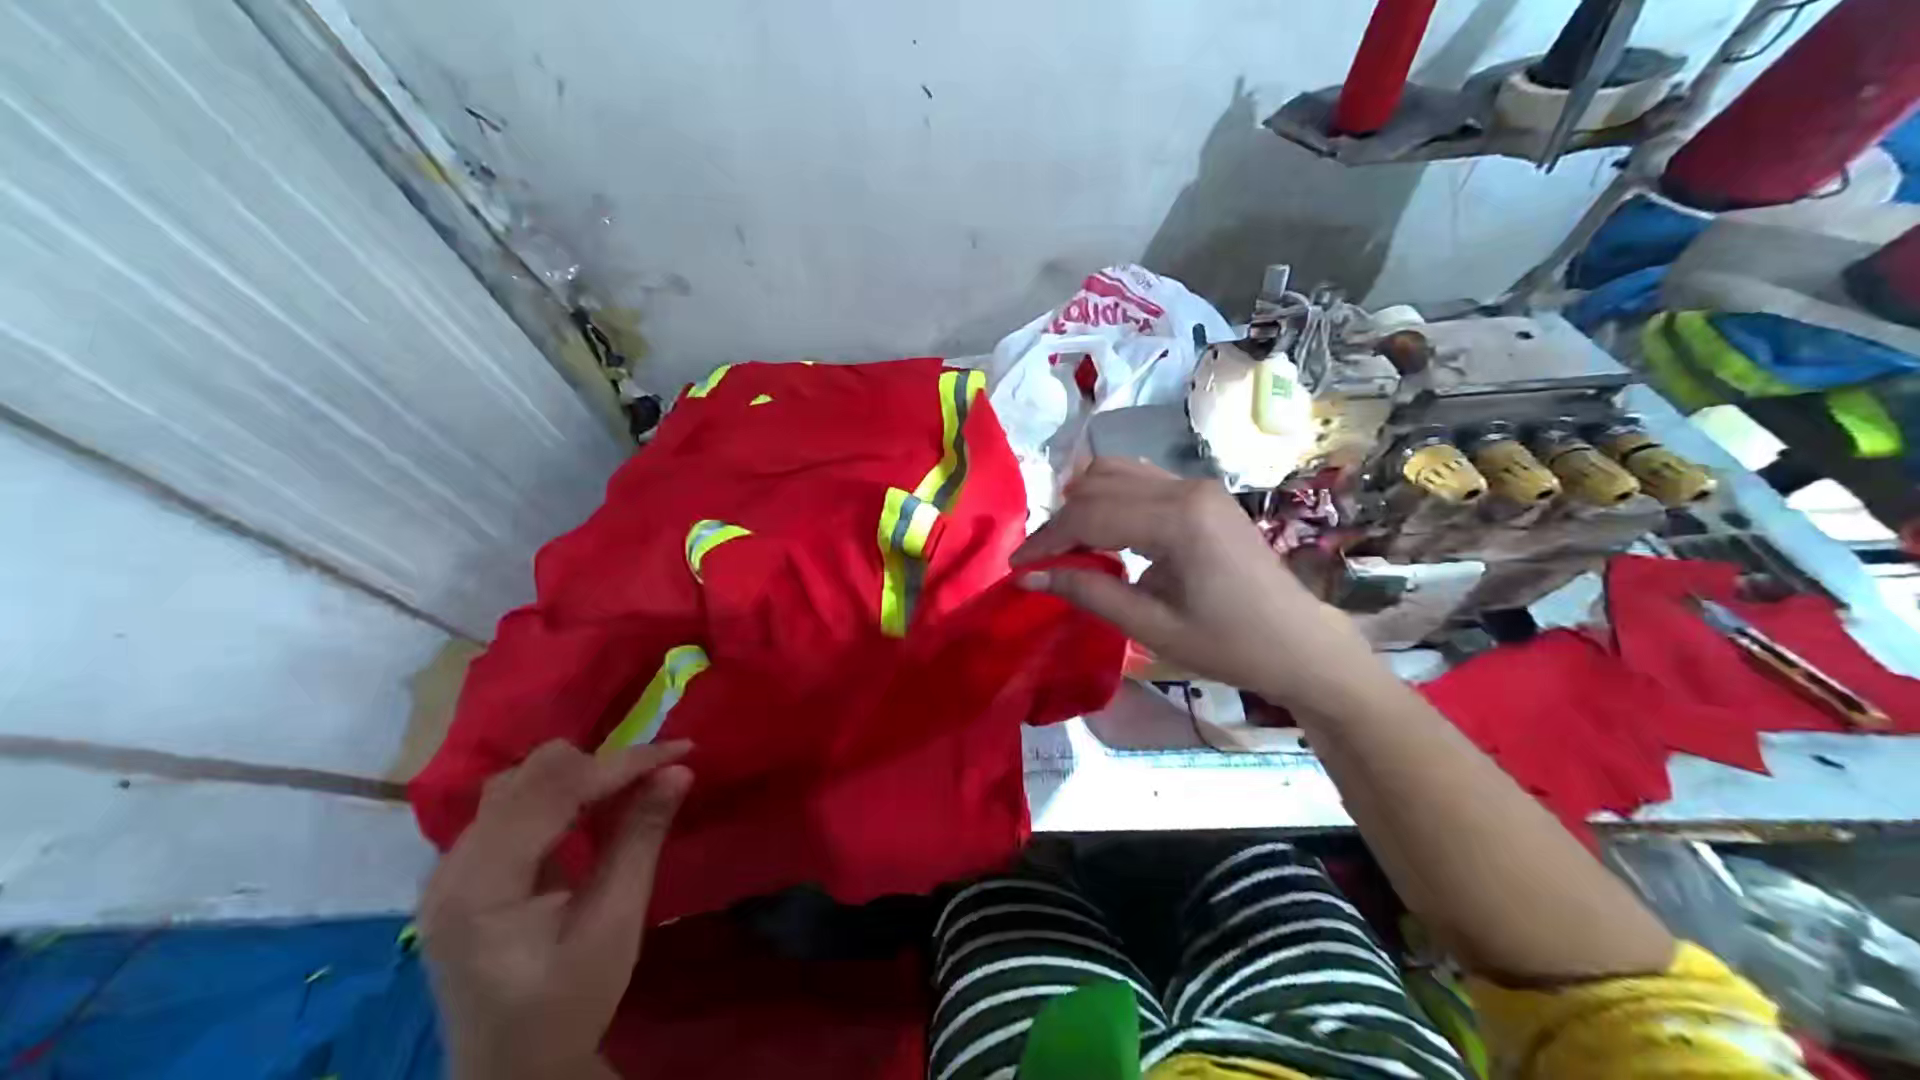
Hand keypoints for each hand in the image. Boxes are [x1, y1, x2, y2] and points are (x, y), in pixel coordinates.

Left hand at [419, 739, 692, 1079]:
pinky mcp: (462, 874)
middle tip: (655, 779)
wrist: (511, 1074)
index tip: (682, 749)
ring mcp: (450, 869)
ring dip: (578, 776)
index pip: (556, 791)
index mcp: (482, 886)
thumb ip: (641, 839)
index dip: (624, 763)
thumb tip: (680, 771)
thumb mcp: (615, 925)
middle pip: (530, 775)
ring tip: (626, 791)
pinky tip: (589, 814)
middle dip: (601, 766)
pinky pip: (512, 807)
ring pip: (518, 783)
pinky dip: (558, 796)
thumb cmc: (567, 1007)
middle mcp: (453, 866)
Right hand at [1013, 457, 1383, 710]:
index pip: (1089, 515)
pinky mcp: (1202, 494)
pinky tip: (1103, 533)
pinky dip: (1110, 499)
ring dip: (1083, 504)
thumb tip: (1029, 578)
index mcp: (1178, 520)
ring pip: (1117, 472)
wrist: (1299, 643)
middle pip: (1098, 486)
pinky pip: (1140, 481)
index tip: (1016, 567)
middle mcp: (1186, 488)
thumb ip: (1088, 593)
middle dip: (1061, 522)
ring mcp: (1197, 485)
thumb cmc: (1229, 645)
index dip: (1046, 539)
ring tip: (1068, 547)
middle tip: (1041, 563)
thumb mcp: (1151, 626)